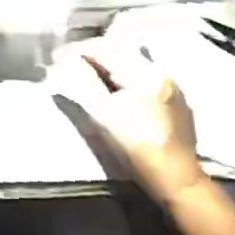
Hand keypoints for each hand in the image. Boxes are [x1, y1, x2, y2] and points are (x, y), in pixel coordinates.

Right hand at [49, 36, 206, 199]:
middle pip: (119, 53)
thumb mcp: (104, 116)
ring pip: (131, 65)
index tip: (56, 57)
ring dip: (107, 66)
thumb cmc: (137, 149)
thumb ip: (84, 83)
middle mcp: (160, 72)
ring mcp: (171, 87)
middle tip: (68, 61)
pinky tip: (113, 87)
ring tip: (87, 72)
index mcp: (143, 73)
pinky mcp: (175, 102)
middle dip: (92, 55)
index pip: (104, 51)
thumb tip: (66, 63)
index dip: (77, 52)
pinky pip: (143, 78)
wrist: (178, 183)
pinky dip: (124, 77)